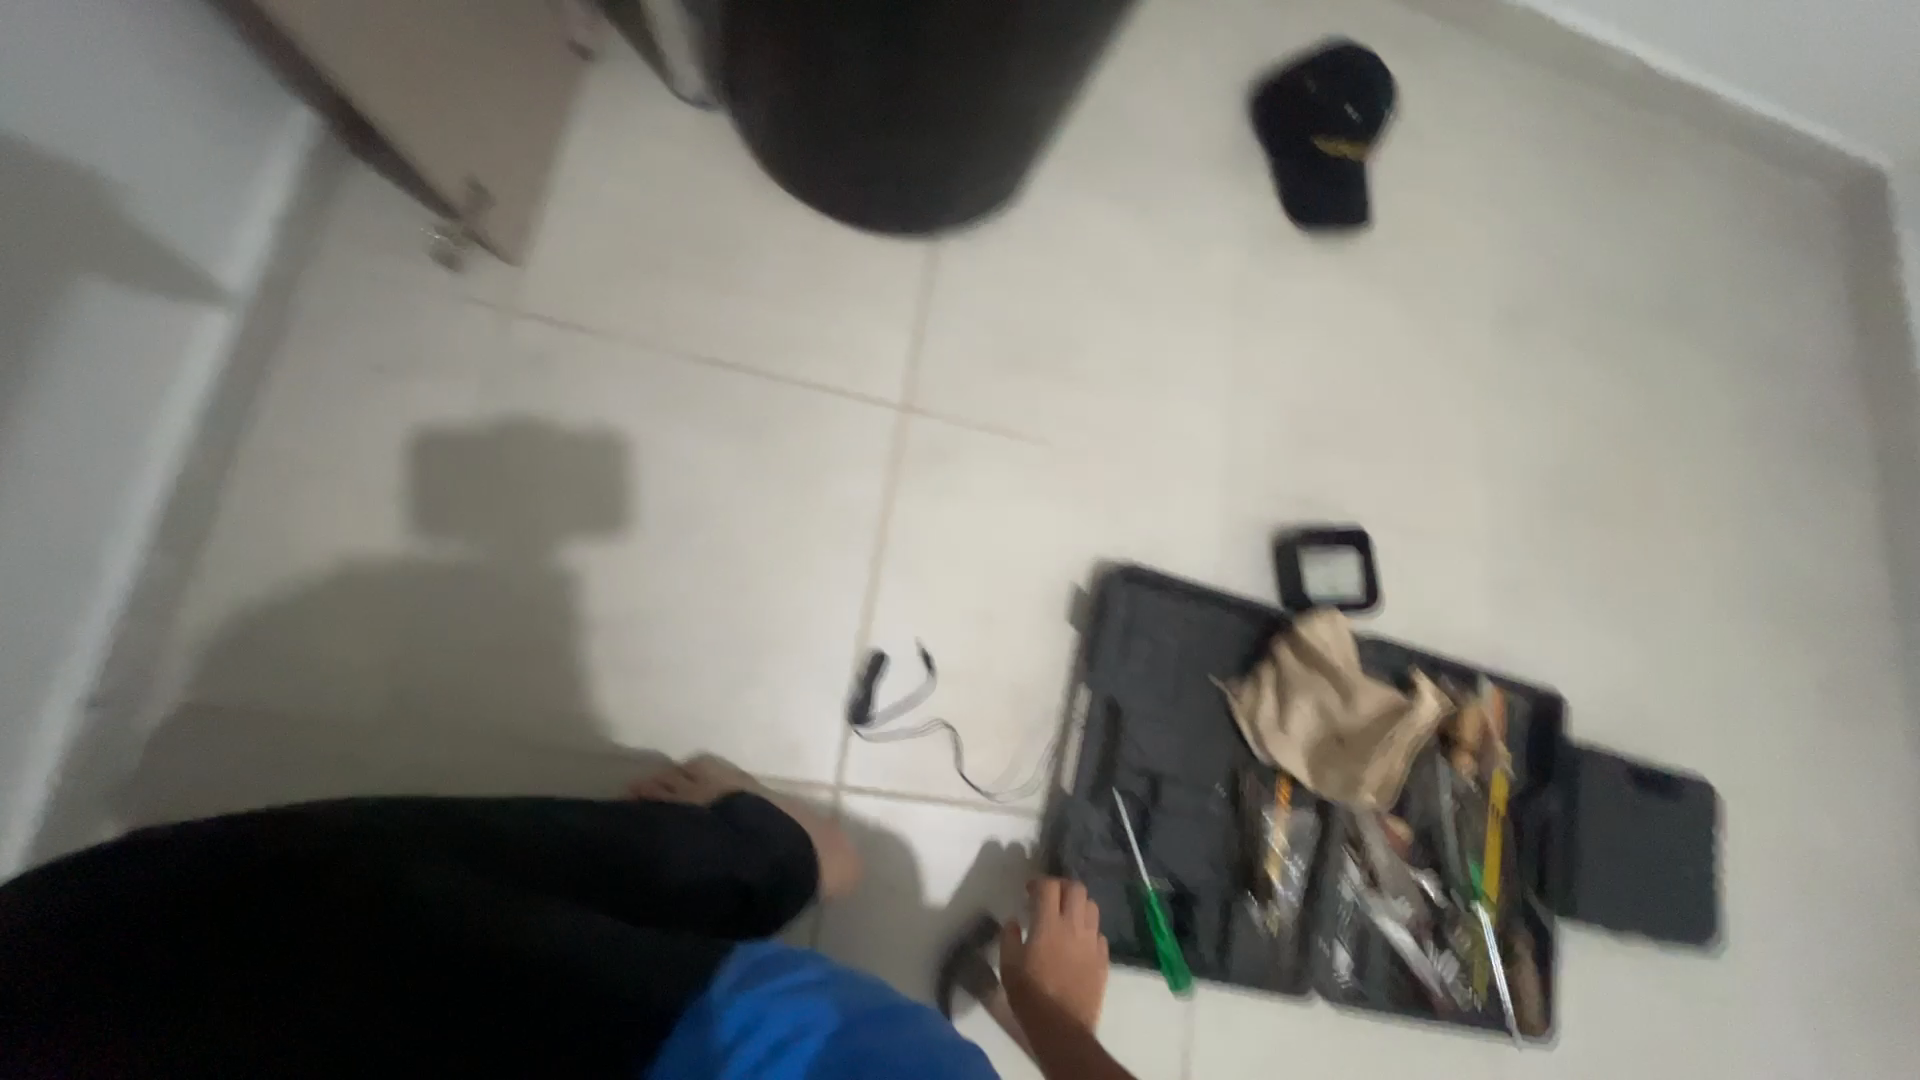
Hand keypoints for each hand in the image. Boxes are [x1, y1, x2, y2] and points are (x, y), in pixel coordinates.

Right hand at [1000, 877, 1108, 1033]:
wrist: (1061, 1029)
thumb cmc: (1030, 995)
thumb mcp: (1008, 966)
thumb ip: (1009, 938)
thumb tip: (1014, 921)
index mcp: (1048, 924)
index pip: (1049, 886)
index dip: (1038, 883)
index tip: (1029, 892)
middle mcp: (1074, 926)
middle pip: (1076, 888)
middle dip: (1062, 887)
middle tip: (1050, 897)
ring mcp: (1092, 942)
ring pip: (1092, 907)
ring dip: (1079, 905)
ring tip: (1067, 916)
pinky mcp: (1103, 960)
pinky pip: (1099, 934)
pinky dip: (1089, 931)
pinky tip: (1078, 942)